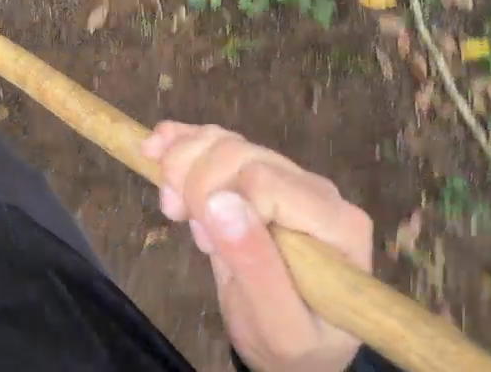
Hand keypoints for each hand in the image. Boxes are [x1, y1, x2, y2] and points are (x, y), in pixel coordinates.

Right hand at [141, 123, 372, 371]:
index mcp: (337, 224)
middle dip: (195, 181)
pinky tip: (154, 151)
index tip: (204, 239)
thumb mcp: (278, 326)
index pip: (263, 179)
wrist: (290, 351)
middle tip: (181, 221)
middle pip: (239, 153)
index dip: (219, 198)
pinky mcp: (258, 172)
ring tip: (175, 208)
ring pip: (222, 141)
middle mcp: (317, 191)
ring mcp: (287, 177)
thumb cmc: (292, 344)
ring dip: (181, 164)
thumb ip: (256, 267)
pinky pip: (215, 138)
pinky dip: (179, 141)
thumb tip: (220, 202)